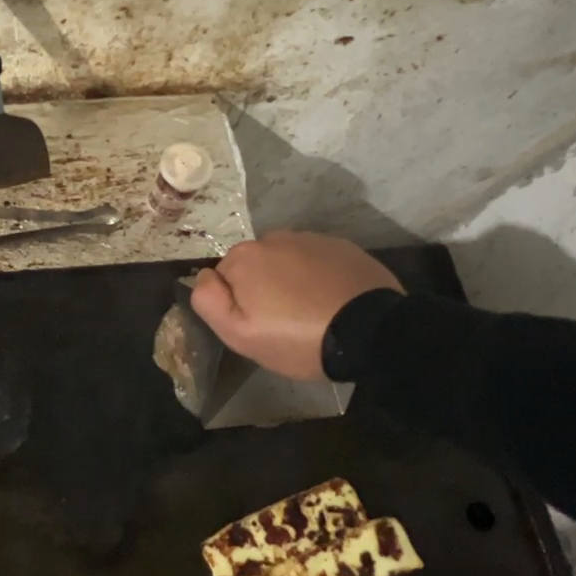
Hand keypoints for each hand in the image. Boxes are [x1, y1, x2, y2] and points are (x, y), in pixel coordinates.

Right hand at [190, 232, 402, 379]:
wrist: (371, 331)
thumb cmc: (298, 337)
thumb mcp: (240, 334)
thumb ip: (208, 300)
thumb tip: (203, 276)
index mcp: (244, 256)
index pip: (225, 278)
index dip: (238, 304)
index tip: (260, 325)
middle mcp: (274, 237)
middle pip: (256, 267)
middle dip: (264, 289)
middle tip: (285, 323)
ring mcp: (311, 239)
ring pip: (287, 262)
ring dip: (291, 282)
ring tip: (312, 313)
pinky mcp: (342, 247)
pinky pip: (317, 262)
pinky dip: (319, 278)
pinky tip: (332, 302)